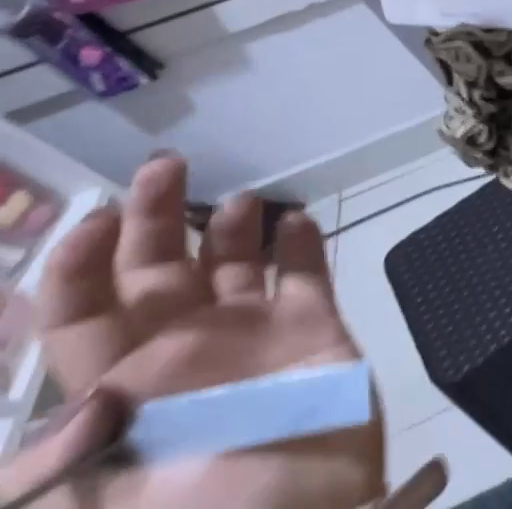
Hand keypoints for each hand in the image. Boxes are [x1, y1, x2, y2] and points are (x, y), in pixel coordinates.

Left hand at [1, 156, 443, 508]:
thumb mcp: (108, 504)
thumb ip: (66, 460)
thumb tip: (86, 398)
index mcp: (116, 385)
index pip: (80, 311)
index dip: (77, 263)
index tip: (95, 219)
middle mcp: (179, 349)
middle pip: (156, 271)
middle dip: (153, 217)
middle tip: (166, 167)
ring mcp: (252, 337)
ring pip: (232, 265)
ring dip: (229, 226)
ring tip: (238, 196)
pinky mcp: (314, 330)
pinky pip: (306, 276)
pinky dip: (300, 245)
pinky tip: (294, 222)